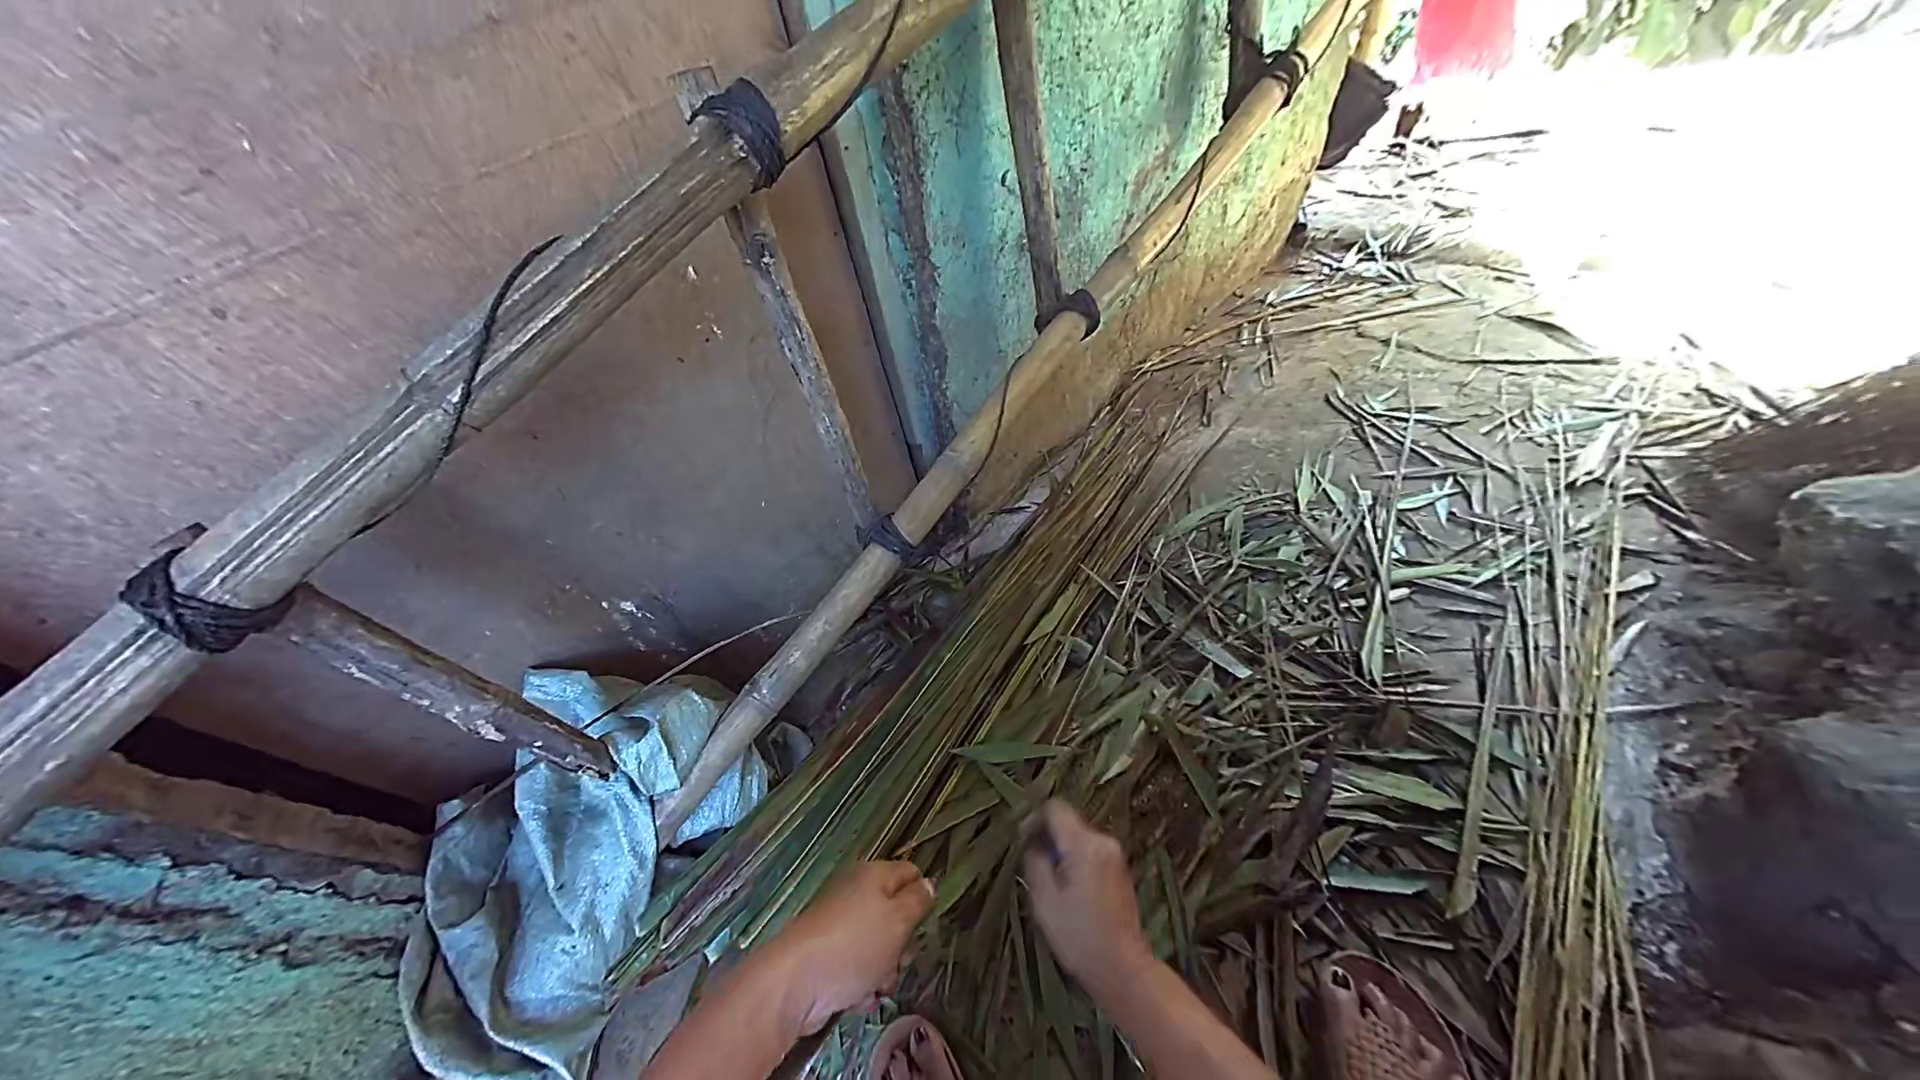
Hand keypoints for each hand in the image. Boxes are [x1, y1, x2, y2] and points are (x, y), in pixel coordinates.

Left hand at [752, 860, 934, 1036]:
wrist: (795, 983)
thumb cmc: (854, 944)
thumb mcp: (898, 920)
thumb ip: (918, 901)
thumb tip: (928, 884)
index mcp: (874, 875)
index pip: (910, 873)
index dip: (922, 897)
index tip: (924, 924)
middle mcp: (856, 893)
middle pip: (895, 912)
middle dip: (903, 942)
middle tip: (900, 959)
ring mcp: (840, 923)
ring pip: (878, 943)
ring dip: (885, 968)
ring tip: (878, 985)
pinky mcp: (828, 953)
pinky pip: (857, 963)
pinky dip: (862, 981)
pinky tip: (860, 997)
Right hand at [1023, 800, 1152, 989]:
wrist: (1124, 970)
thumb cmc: (1079, 937)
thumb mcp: (1044, 902)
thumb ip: (1035, 862)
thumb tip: (1033, 843)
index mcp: (1084, 845)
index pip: (1055, 808)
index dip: (1035, 818)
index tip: (1024, 840)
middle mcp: (1104, 841)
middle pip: (1068, 823)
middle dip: (1049, 839)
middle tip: (1034, 867)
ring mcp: (1116, 855)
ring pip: (1079, 838)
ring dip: (1063, 852)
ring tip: (1052, 883)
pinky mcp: (1121, 869)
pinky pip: (1091, 852)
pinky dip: (1077, 861)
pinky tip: (1071, 890)